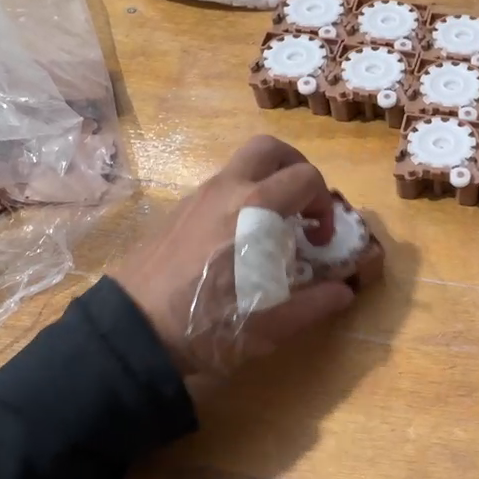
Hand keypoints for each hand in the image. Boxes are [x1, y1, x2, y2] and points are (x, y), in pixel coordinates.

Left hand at [112, 135, 355, 372]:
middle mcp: (228, 190)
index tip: (320, 239)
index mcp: (256, 210)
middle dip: (296, 168)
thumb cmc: (208, 324)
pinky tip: (239, 237)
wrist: (135, 329)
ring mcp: (198, 196)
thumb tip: (343, 292)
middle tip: (303, 204)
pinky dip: (241, 196)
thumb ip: (314, 304)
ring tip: (273, 222)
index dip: (324, 204)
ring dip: (268, 182)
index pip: (307, 177)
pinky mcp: (179, 210)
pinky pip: (220, 186)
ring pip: (241, 164)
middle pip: (270, 149)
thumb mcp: (270, 325)